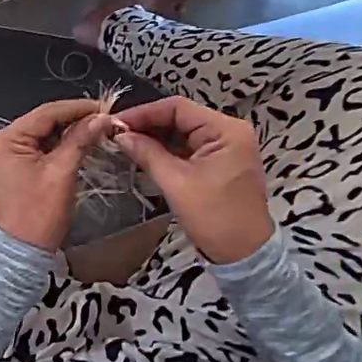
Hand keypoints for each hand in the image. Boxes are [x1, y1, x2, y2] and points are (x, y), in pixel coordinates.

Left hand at [0, 99, 113, 249]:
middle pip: (45, 121)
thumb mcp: (62, 172)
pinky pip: (43, 148)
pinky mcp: (18, 167)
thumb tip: (102, 118)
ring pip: (46, 134)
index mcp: (7, 139)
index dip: (78, 108)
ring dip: (71, 131)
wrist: (24, 252)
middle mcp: (3, 141)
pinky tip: (83, 142)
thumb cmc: (40, 213)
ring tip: (99, 128)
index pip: (46, 113)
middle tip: (105, 118)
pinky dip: (62, 145)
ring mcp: (9, 155)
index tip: (105, 107)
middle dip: (76, 119)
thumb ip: (80, 140)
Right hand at [112, 96, 274, 263]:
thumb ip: (147, 153)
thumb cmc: (215, 217)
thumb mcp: (176, 182)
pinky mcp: (220, 162)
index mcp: (226, 130)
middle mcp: (229, 132)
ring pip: (183, 133)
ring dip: (155, 138)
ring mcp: (226, 147)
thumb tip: (121, 135)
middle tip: (117, 133)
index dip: (144, 112)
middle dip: (148, 125)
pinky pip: (189, 148)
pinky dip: (167, 150)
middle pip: (181, 118)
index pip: (178, 108)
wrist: (244, 254)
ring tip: (126, 142)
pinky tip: (144, 153)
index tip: (117, 122)